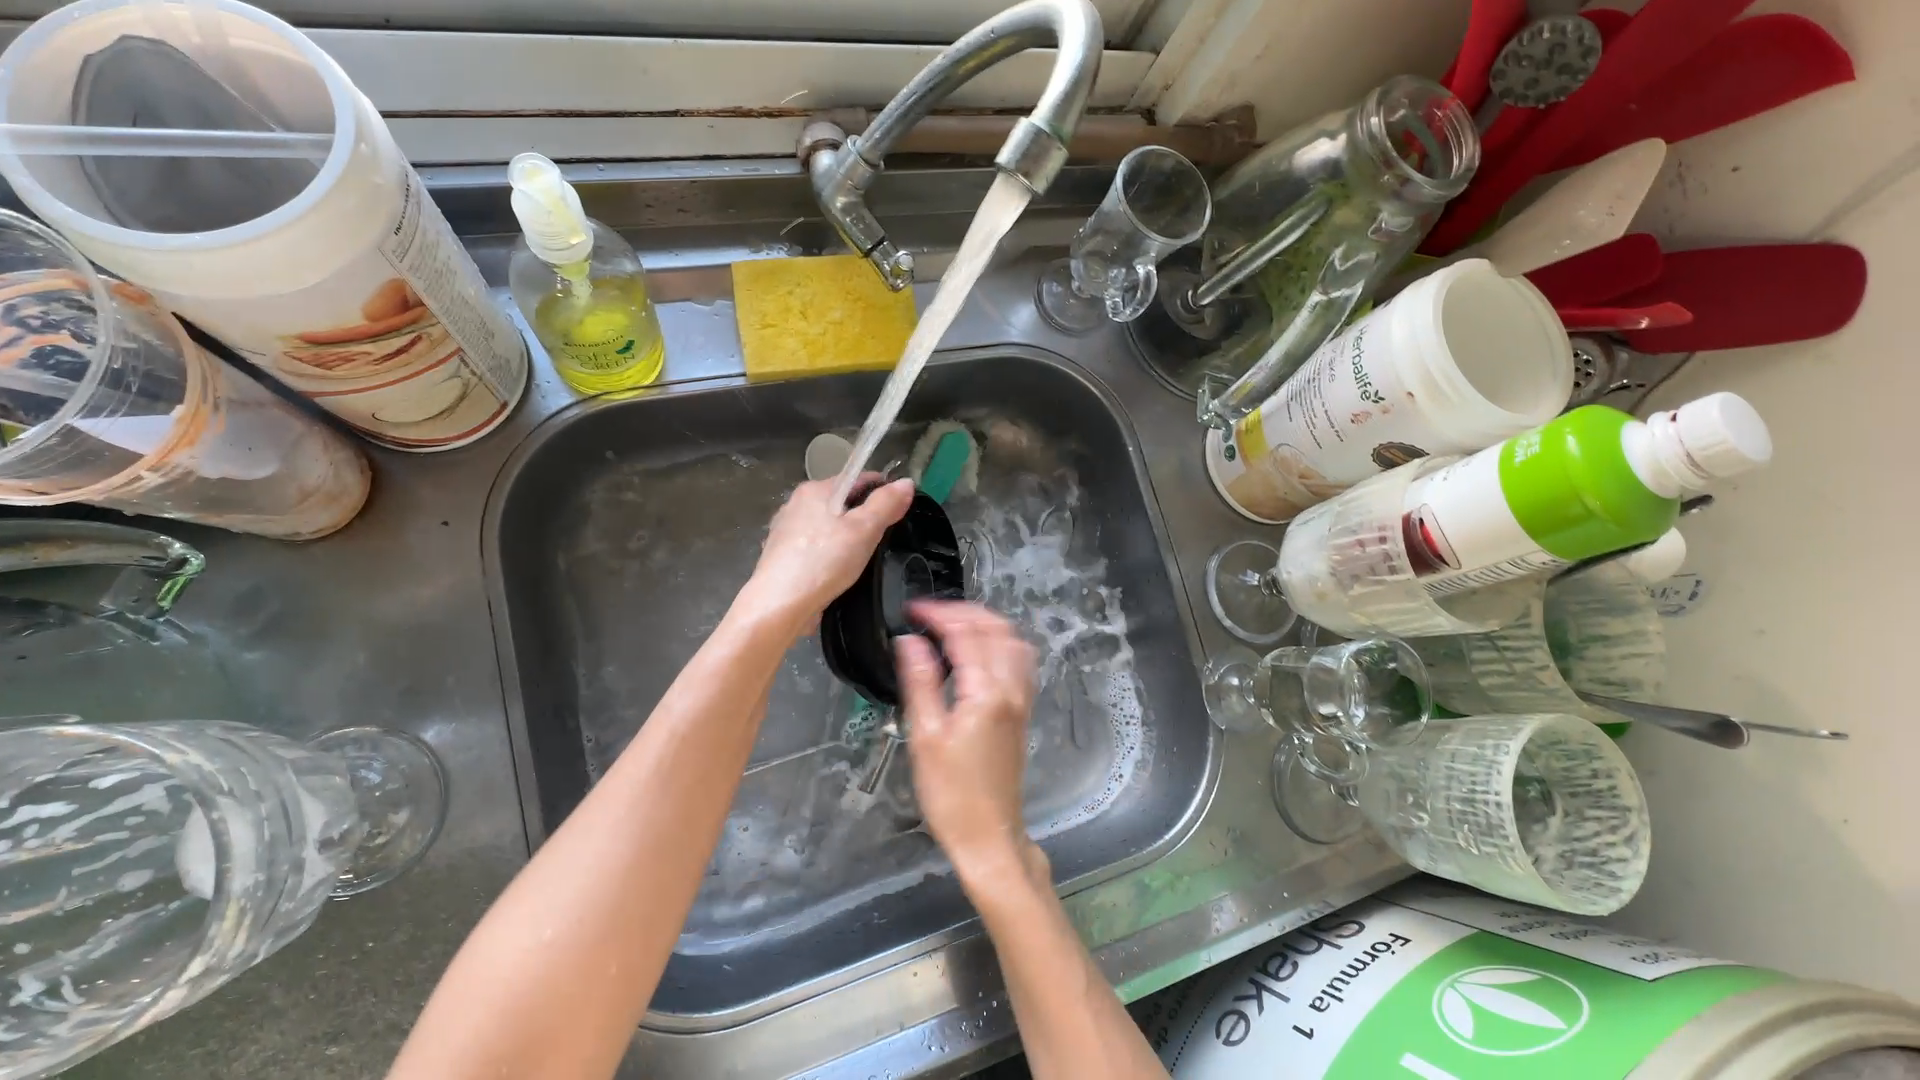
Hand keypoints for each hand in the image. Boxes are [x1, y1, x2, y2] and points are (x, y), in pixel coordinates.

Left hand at [743, 474, 912, 623]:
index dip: (882, 490)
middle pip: (841, 502)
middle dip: (863, 515)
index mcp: (816, 490)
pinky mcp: (781, 555)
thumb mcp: (864, 530)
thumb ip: (886, 504)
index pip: (857, 478)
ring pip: (827, 525)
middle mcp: (796, 503)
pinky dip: (829, 552)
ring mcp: (786, 530)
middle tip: (883, 538)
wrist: (780, 605)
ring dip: (845, 536)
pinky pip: (815, 545)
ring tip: (863, 557)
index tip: (899, 509)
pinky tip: (837, 570)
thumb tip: (906, 482)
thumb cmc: (825, 561)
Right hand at [897, 602, 1040, 879]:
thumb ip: (920, 682)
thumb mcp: (925, 737)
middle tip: (929, 614)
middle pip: (997, 629)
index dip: (939, 614)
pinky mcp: (1022, 713)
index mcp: (986, 692)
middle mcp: (1012, 689)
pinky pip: (1020, 662)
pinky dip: (1000, 644)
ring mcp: (1022, 700)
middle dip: (964, 612)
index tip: (912, 610)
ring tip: (952, 625)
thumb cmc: (950, 793)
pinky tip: (979, 652)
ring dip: (986, 623)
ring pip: (1013, 642)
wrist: (989, 835)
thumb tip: (910, 641)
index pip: (965, 633)